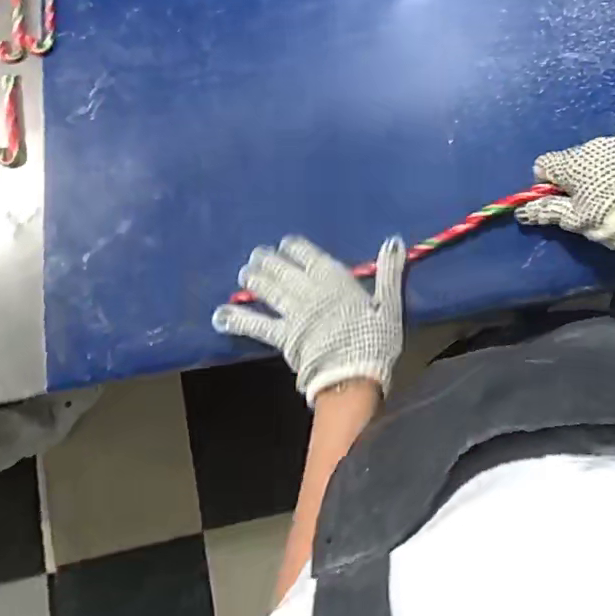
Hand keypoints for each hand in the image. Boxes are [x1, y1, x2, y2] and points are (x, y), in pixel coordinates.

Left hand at [212, 235, 405, 404]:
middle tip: (256, 256)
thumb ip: (389, 271)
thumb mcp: (388, 303)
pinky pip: (256, 324)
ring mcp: (293, 312)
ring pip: (267, 288)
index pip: (308, 254)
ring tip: (243, 274)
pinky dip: (236, 318)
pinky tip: (220, 314)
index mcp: (334, 278)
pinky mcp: (283, 336)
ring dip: (253, 279)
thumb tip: (394, 241)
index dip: (294, 248)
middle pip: (281, 268)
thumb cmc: (376, 340)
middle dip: (267, 260)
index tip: (285, 245)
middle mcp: (309, 289)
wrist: (355, 374)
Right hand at [515, 136, 614, 265]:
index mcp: (570, 163)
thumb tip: (522, 211)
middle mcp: (591, 147)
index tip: (561, 200)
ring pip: (598, 156)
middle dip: (576, 177)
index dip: (549, 184)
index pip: (544, 166)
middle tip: (589, 201)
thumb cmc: (611, 218)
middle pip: (572, 160)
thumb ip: (548, 210)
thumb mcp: (576, 220)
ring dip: (599, 171)